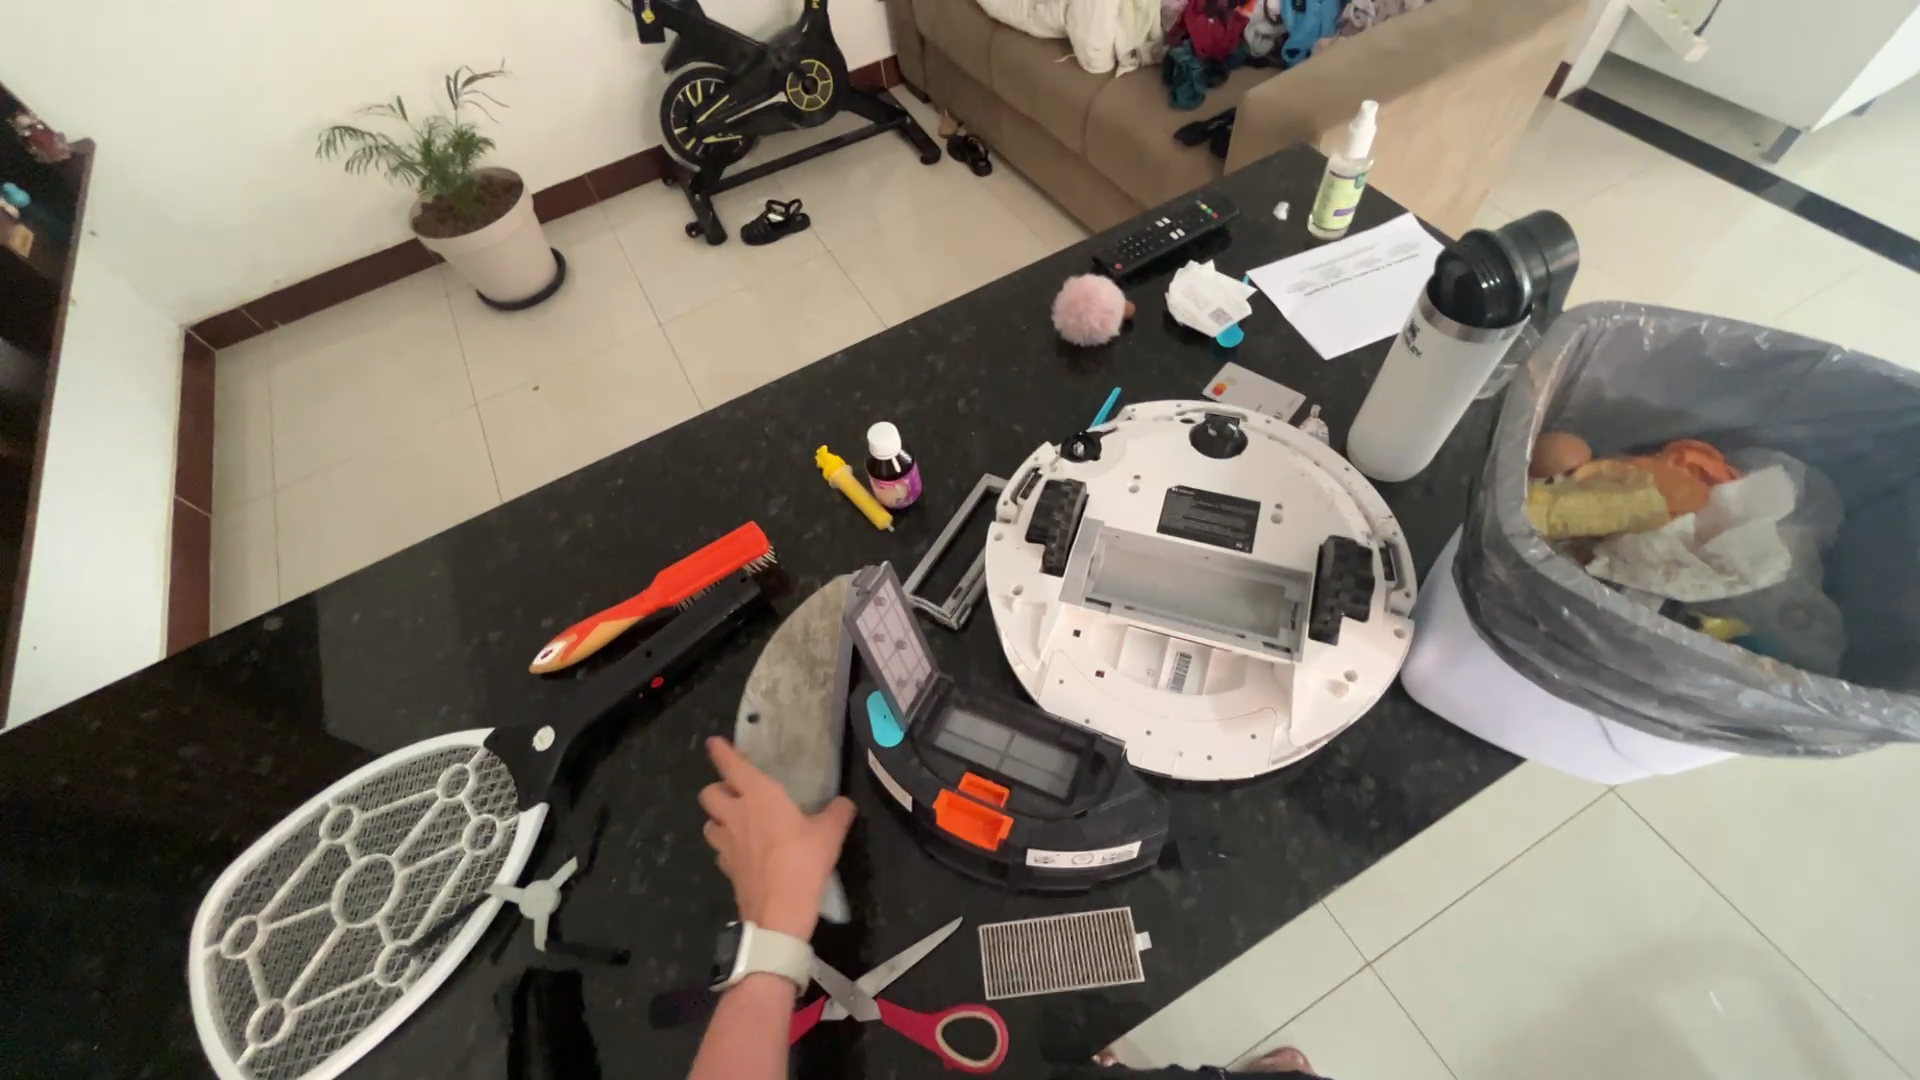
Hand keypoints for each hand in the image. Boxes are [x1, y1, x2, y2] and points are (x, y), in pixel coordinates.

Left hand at [698, 736, 855, 940]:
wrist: (779, 913)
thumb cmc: (803, 862)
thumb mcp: (830, 833)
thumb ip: (838, 812)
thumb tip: (844, 803)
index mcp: (758, 796)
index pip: (732, 766)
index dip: (721, 752)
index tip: (715, 743)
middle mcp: (736, 815)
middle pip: (709, 793)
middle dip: (718, 788)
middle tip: (736, 791)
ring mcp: (727, 844)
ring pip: (709, 823)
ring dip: (718, 818)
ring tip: (737, 821)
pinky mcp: (726, 869)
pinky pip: (720, 850)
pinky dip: (727, 846)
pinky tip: (743, 851)